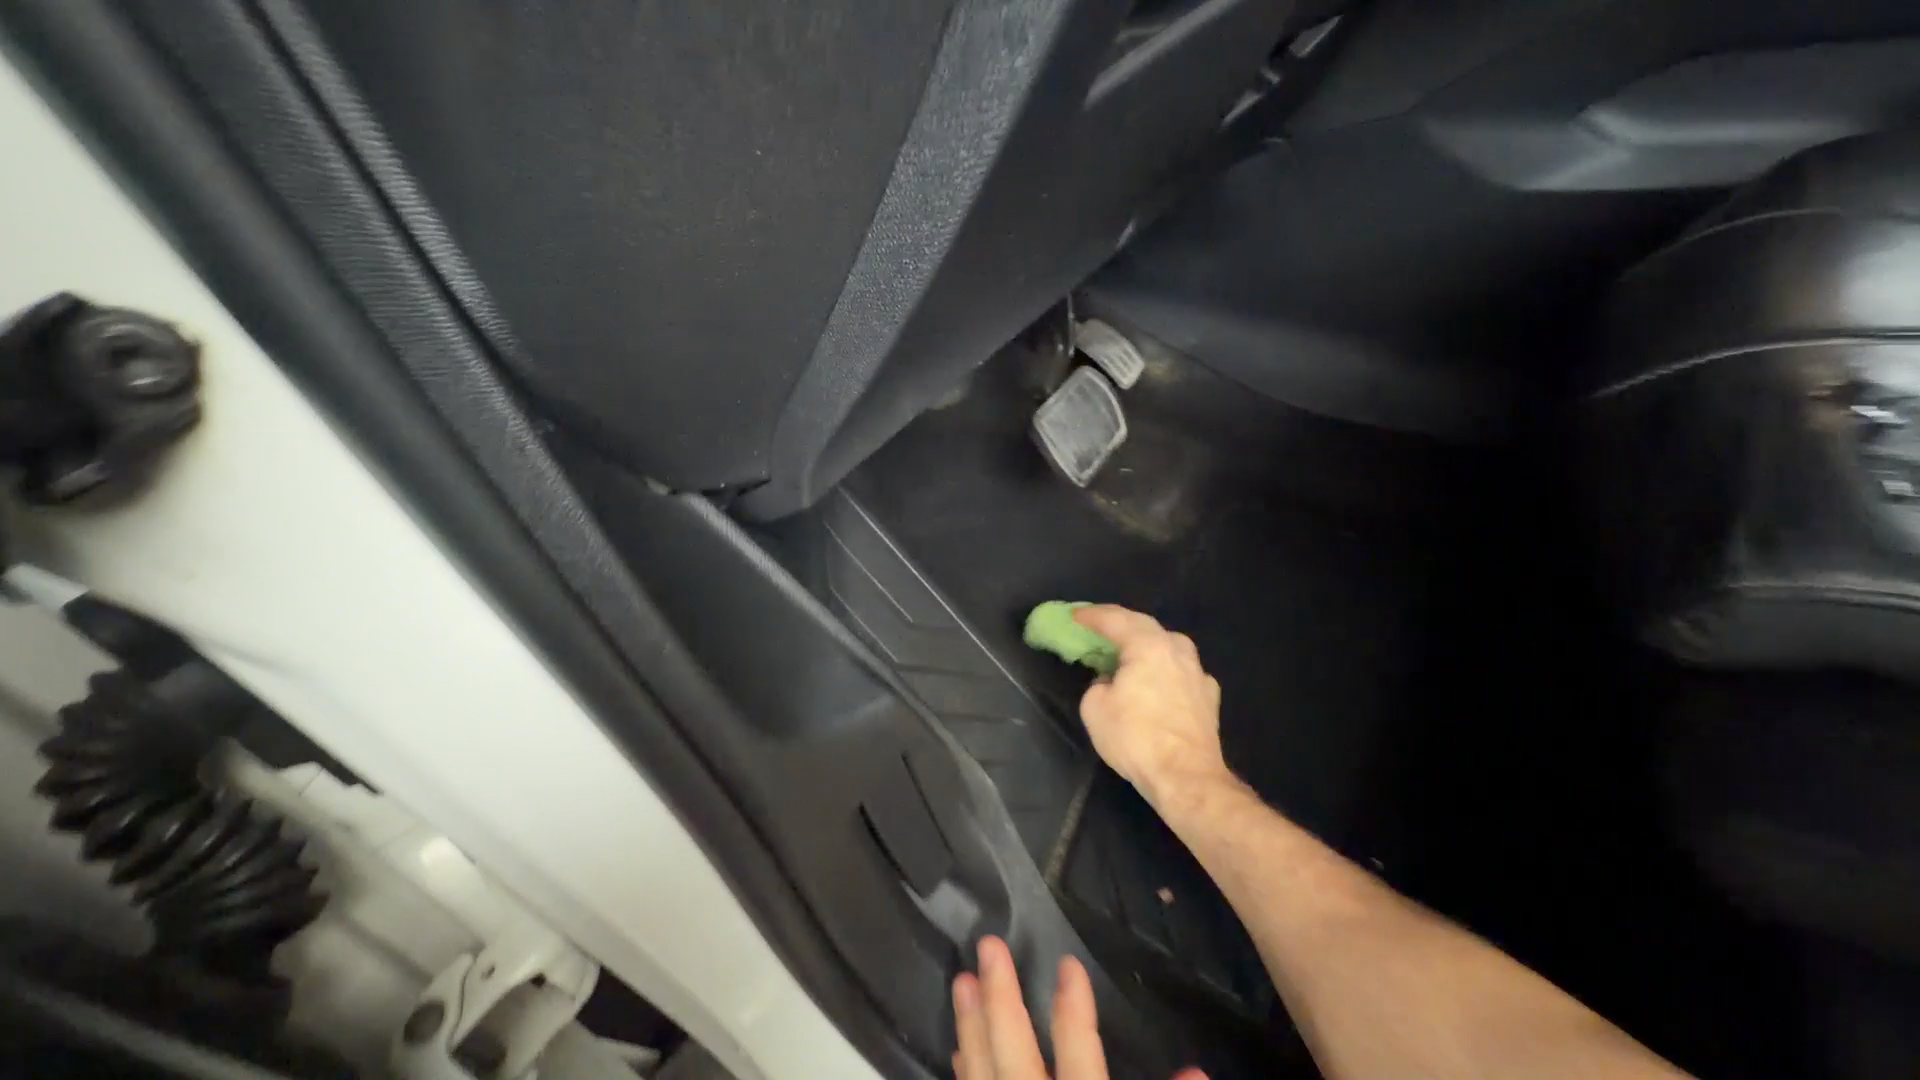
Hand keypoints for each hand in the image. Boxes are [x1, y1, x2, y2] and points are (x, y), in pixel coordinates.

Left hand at [952, 936, 1203, 1079]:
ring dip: (971, 1027)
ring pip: (982, 1073)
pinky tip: (958, 1050)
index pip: (1078, 1055)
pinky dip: (965, 1070)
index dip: (1074, 1009)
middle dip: (1001, 998)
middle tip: (988, 945)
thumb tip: (1198, 1070)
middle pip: (1015, 1053)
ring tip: (961, 981)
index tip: (1068, 963)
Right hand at [1072, 606, 1230, 806]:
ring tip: (1128, 651)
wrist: (1186, 776)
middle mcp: (1177, 650)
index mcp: (1148, 646)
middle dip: (1119, 625)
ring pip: (1168, 646)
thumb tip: (1110, 681)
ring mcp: (1198, 672)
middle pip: (1145, 627)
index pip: (1115, 619)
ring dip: (1146, 645)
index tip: (1074, 615)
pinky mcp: (1209, 696)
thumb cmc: (1136, 738)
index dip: (1092, 615)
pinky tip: (1158, 680)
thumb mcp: (1095, 708)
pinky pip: (1181, 671)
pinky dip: (1164, 669)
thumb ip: (1098, 684)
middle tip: (1098, 628)